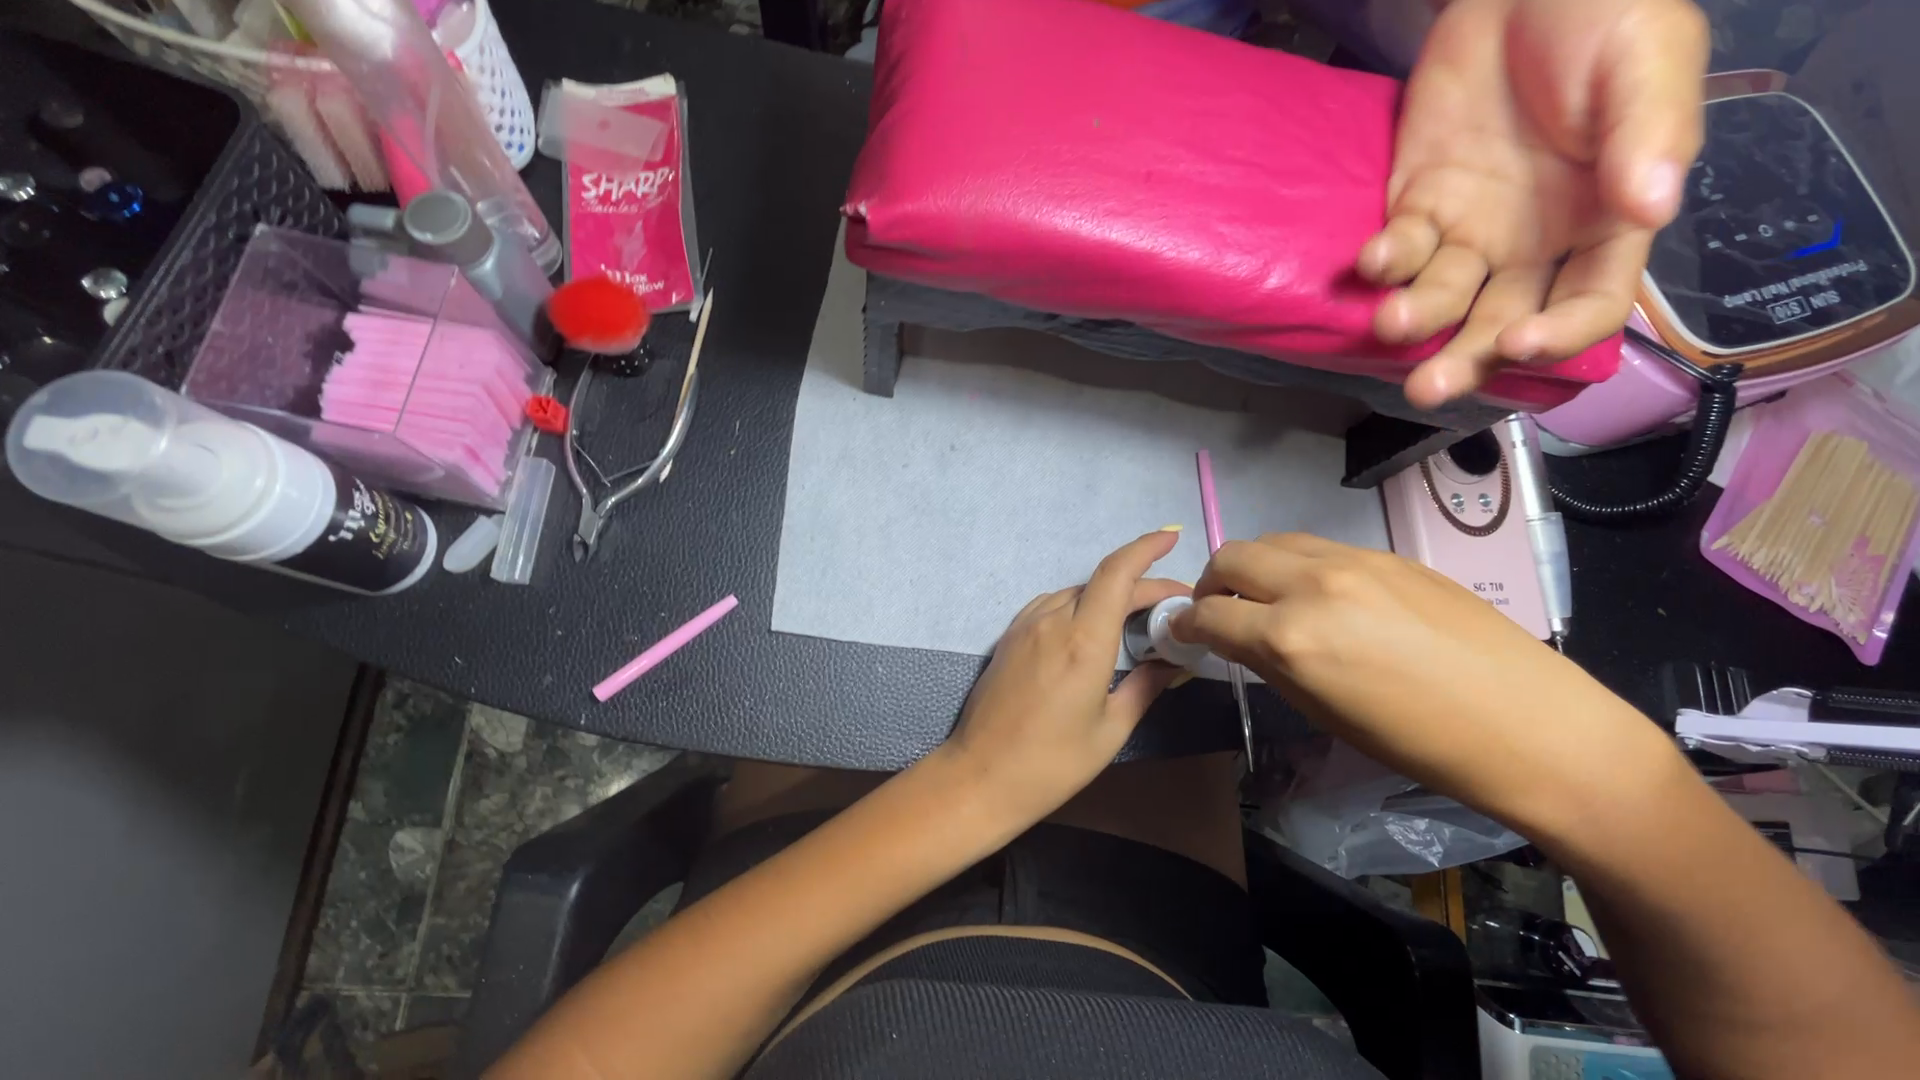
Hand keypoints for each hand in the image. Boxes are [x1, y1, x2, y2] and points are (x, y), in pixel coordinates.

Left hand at [941, 529, 1188, 822]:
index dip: (1146, 548)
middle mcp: (1053, 621)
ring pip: (1075, 592)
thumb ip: (1145, 687)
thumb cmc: (1052, 762)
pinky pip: (1051, 605)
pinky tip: (1091, 629)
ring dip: (1108, 595)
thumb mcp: (1111, 730)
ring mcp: (1025, 626)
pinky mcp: (1009, 638)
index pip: (1118, 574)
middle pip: (1101, 582)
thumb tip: (1174, 663)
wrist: (981, 776)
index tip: (1172, 538)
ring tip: (1138, 618)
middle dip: (1141, 584)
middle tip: (1173, 606)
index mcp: (1084, 641)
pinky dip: (1080, 605)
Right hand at [1170, 534, 1684, 833]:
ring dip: (1254, 566)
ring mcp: (1355, 560)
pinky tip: (1322, 598)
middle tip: (1219, 611)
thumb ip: (1270, 664)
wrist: (1528, 723)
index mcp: (1291, 637)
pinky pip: (1319, 547)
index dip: (1187, 625)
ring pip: (1274, 541)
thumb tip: (1235, 638)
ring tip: (1267, 599)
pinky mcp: (1389, 554)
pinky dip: (1298, 565)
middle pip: (1232, 556)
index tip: (1183, 634)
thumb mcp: (1324, 712)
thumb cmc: (1418, 743)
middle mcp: (1313, 584)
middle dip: (1212, 583)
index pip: (1209, 613)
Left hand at [1362, 0, 1709, 407]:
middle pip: (1499, 323)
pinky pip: (1401, 250)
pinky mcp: (1420, 207)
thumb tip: (1654, 207)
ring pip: (1443, 298)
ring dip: (1416, 319)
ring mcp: (1471, 230)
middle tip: (1427, 389)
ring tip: (1391, 323)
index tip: (1519, 341)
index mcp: (1604, 224)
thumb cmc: (1606, 17)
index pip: (1589, 304)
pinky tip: (1373, 261)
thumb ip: (1649, 135)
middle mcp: (1533, 245)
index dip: (1558, 336)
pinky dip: (1386, 262)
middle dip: (1465, 360)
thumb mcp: (1649, 62)